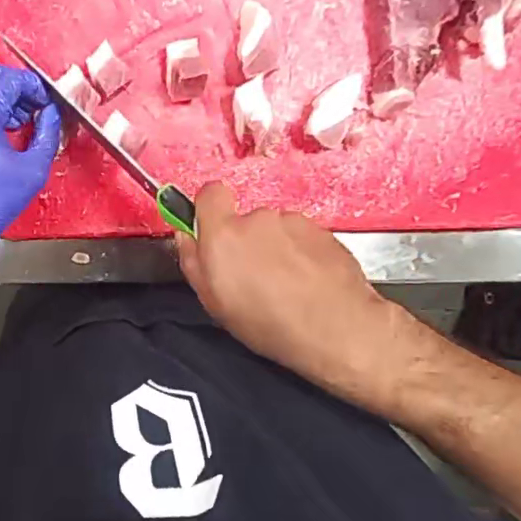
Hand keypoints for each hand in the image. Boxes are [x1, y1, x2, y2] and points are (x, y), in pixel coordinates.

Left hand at [0, 64, 63, 263]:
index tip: (43, 99)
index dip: (32, 86)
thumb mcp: (33, 169)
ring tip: (21, 120)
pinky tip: (4, 130)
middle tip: (34, 104)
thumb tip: (50, 116)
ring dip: (3, 98)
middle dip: (16, 87)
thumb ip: (48, 134)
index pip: (8, 81)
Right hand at [176, 182, 439, 413]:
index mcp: (223, 234)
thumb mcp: (212, 301)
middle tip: (251, 278)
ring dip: (274, 250)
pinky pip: (300, 238)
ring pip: (274, 230)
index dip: (208, 210)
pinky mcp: (323, 230)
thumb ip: (193, 261)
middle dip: (244, 242)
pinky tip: (305, 283)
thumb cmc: (266, 321)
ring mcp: (294, 222)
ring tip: (283, 286)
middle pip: (244, 220)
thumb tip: (186, 235)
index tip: (210, 233)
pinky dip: (299, 254)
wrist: (335, 327)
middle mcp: (258, 219)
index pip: (210, 193)